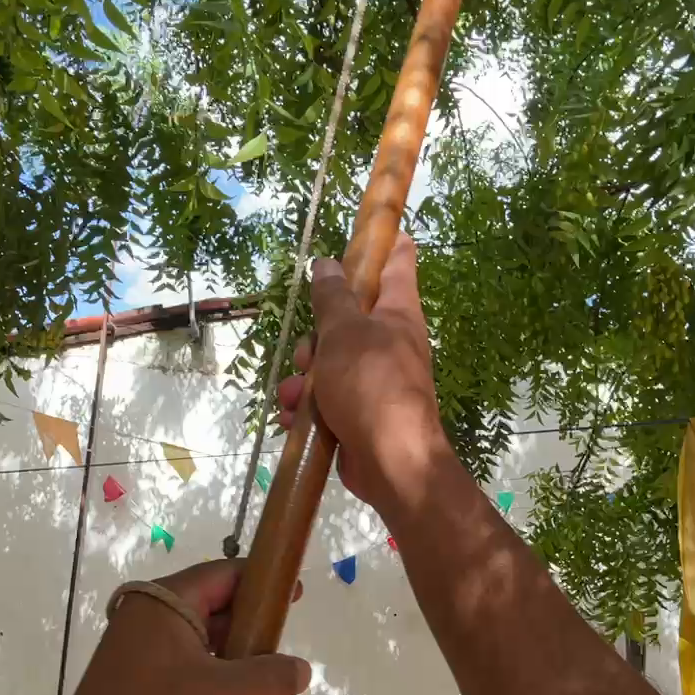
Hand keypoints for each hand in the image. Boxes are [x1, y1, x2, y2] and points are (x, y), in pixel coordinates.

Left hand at [45, 560, 310, 694]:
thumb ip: (271, 678)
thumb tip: (300, 669)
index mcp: (160, 604)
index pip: (222, 574)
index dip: (263, 582)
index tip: (295, 598)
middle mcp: (144, 618)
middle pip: (212, 605)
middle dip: (250, 627)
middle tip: (281, 653)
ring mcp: (135, 651)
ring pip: (200, 641)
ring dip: (233, 658)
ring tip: (262, 686)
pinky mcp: (132, 683)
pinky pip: (185, 667)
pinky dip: (212, 678)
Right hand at [276, 232, 449, 512]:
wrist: (390, 462)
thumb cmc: (371, 385)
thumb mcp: (344, 332)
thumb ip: (332, 296)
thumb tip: (326, 262)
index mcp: (397, 310)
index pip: (398, 257)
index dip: (380, 240)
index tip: (355, 233)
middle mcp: (389, 341)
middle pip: (344, 319)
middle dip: (314, 338)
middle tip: (309, 356)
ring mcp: (374, 379)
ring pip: (328, 364)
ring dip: (304, 380)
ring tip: (297, 398)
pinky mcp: (359, 413)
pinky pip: (327, 400)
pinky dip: (308, 409)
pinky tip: (295, 420)